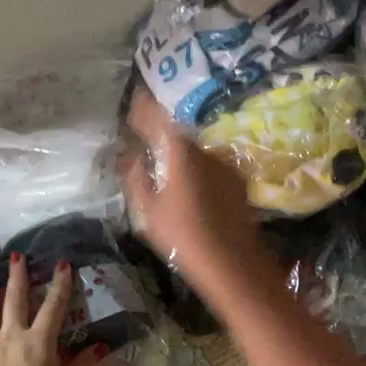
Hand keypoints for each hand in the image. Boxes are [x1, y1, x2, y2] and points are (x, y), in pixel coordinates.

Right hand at [122, 93, 270, 295]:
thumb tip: (128, 155)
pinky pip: (208, 166)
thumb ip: (134, 177)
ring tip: (165, 167)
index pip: (156, 116)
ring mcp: (223, 164)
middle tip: (143, 137)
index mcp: (178, 151)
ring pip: (194, 151)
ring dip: (179, 154)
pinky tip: (189, 188)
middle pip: (176, 132)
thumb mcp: (147, 211)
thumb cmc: (183, 237)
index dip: (142, 107)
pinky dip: (195, 169)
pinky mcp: (236, 181)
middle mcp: (203, 149)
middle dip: (160, 133)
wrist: (233, 264)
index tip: (132, 101)